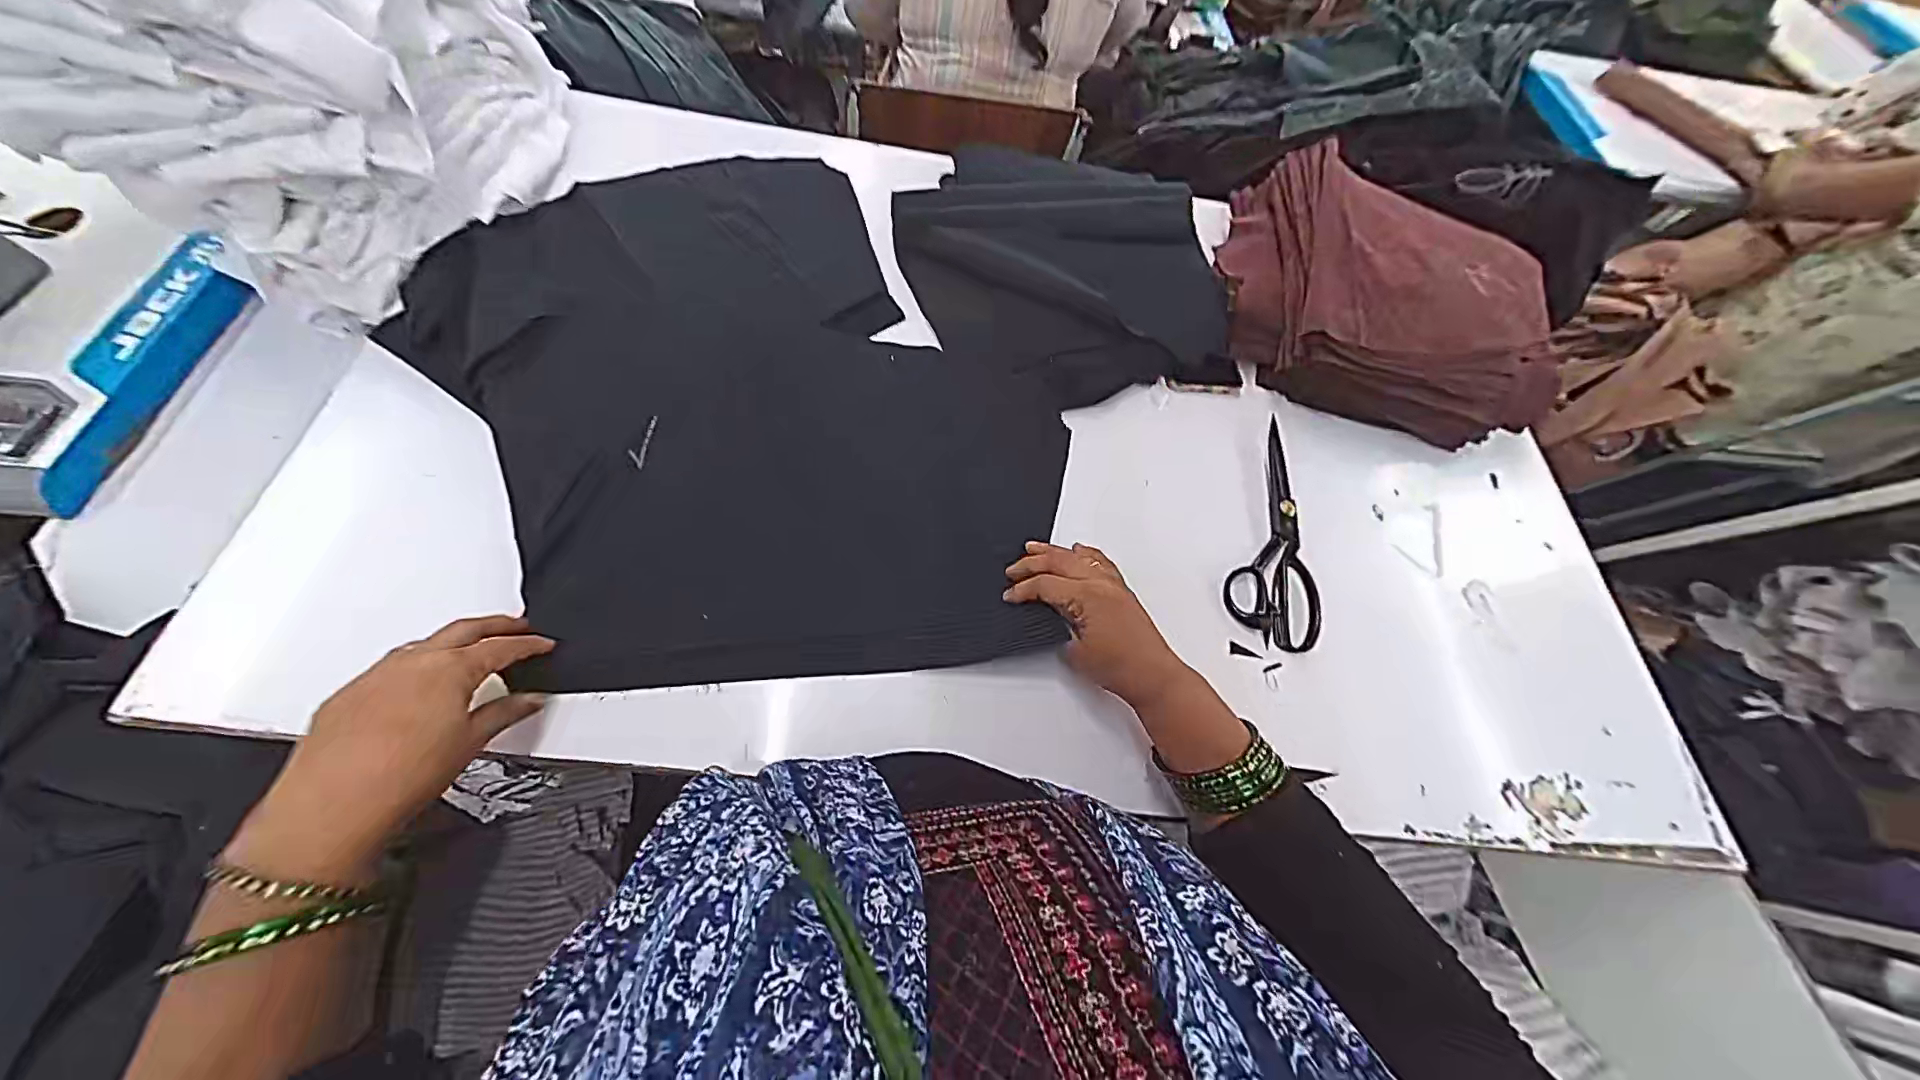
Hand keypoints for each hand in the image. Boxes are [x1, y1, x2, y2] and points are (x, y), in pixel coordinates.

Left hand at [225, 616, 554, 884]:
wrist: (331, 809)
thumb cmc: (398, 779)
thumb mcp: (471, 742)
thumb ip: (505, 712)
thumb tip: (527, 700)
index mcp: (450, 669)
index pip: (501, 647)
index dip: (528, 644)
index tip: (541, 644)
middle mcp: (412, 662)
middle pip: (464, 629)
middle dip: (496, 625)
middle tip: (517, 627)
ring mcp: (376, 675)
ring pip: (426, 644)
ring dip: (455, 641)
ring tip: (472, 650)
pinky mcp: (348, 694)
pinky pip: (391, 666)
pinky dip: (418, 664)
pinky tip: (423, 683)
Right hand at [1004, 541, 1193, 708]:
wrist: (1152, 676)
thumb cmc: (1122, 667)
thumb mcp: (1075, 651)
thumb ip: (1058, 626)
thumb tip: (1050, 614)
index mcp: (1087, 595)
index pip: (1045, 584)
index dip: (1023, 589)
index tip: (1011, 595)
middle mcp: (1101, 584)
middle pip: (1058, 562)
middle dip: (1031, 563)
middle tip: (1014, 569)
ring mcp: (1113, 585)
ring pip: (1077, 557)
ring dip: (1054, 552)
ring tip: (1036, 549)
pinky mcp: (1121, 591)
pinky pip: (1099, 562)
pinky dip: (1084, 555)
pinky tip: (1078, 552)